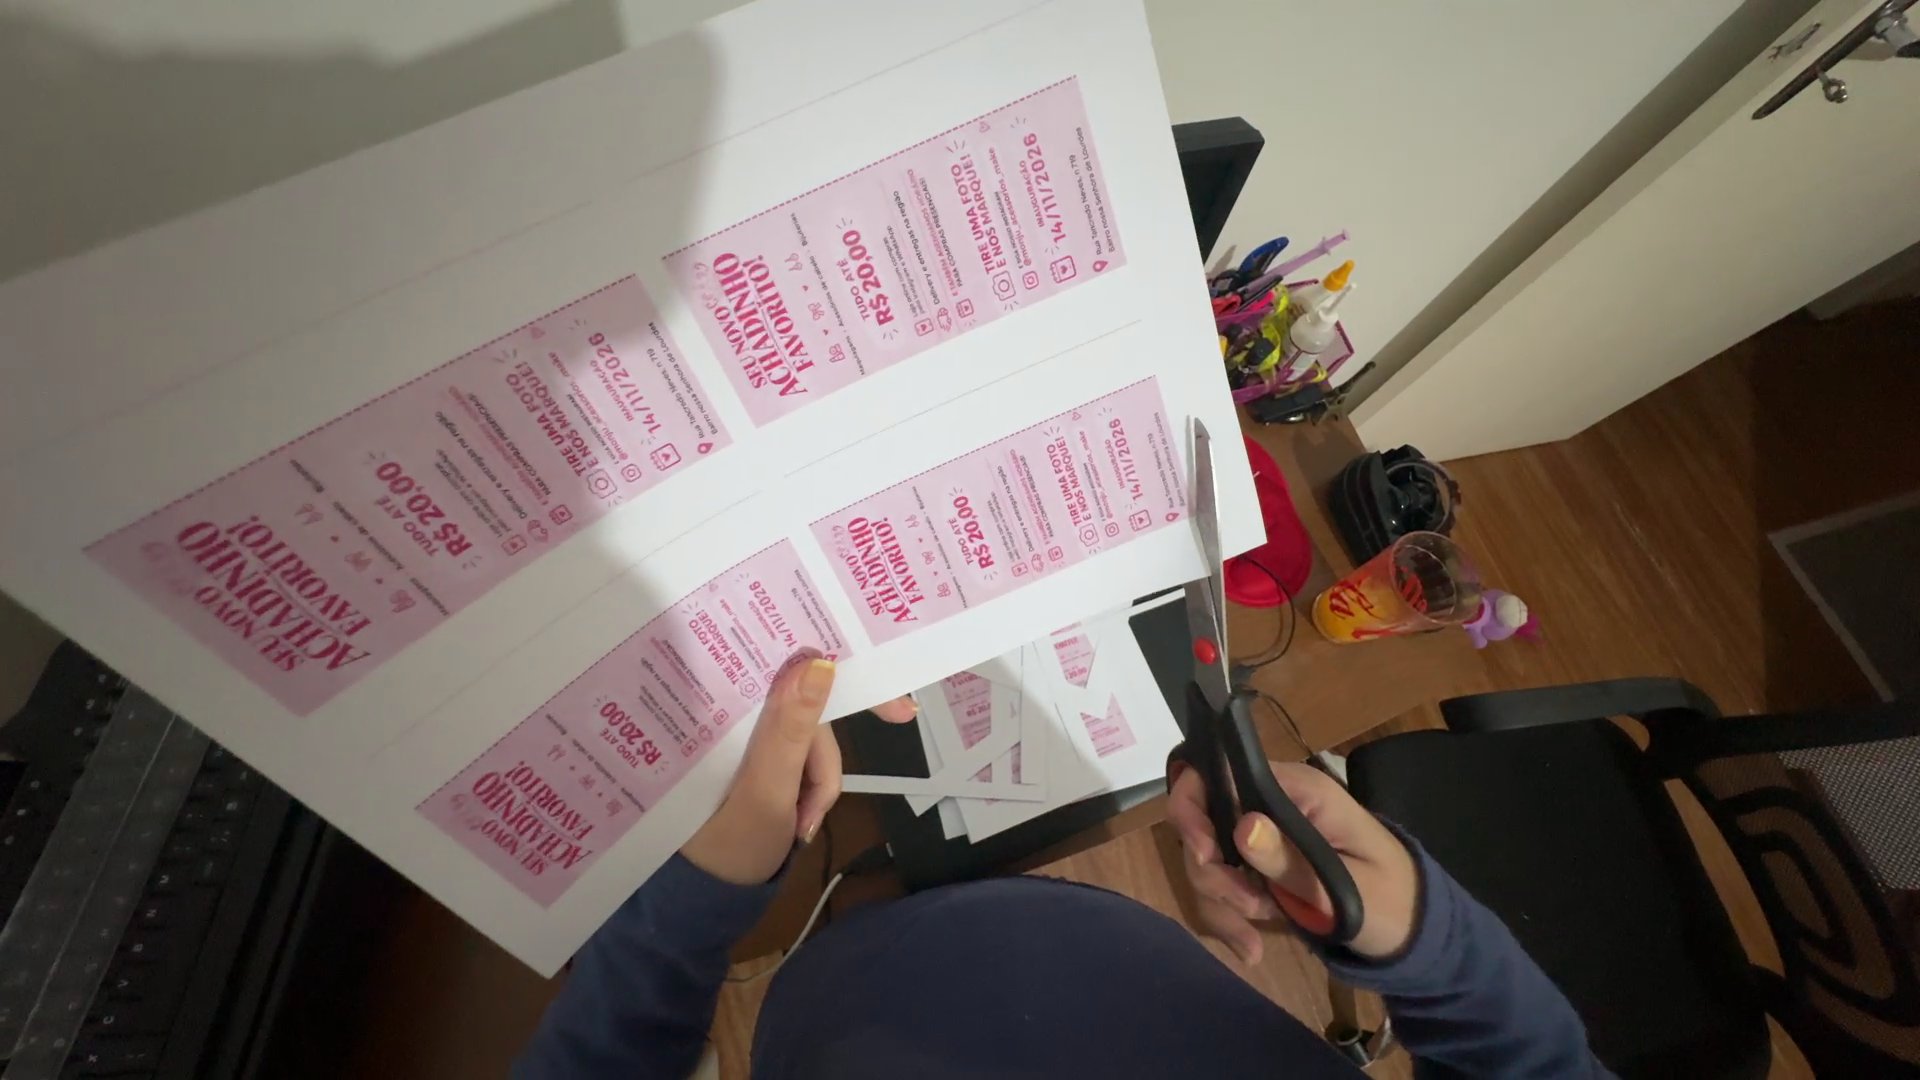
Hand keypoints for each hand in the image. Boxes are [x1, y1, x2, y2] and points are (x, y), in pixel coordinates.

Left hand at [680, 649, 915, 884]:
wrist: (708, 897)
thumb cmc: (730, 844)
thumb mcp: (766, 788)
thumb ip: (792, 729)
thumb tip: (821, 662)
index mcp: (734, 707)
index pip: (795, 673)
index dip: (847, 680)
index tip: (900, 708)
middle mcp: (745, 710)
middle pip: (816, 710)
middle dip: (826, 763)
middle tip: (813, 810)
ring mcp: (757, 734)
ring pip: (817, 739)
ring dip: (820, 782)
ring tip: (797, 823)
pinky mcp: (765, 755)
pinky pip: (808, 756)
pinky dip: (814, 785)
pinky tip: (797, 814)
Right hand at [1166, 759, 1418, 963]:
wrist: (1416, 937)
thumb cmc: (1395, 903)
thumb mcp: (1352, 890)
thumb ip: (1293, 860)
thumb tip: (1242, 827)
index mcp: (1295, 789)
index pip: (1219, 772)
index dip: (1194, 807)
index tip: (1205, 856)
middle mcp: (1268, 801)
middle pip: (1201, 818)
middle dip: (1213, 871)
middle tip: (1248, 908)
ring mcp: (1258, 833)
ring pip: (1204, 857)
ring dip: (1220, 900)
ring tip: (1256, 938)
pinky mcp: (1254, 864)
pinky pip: (1218, 884)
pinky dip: (1226, 917)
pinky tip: (1250, 946)